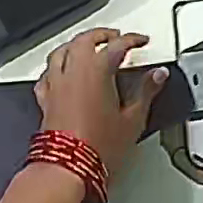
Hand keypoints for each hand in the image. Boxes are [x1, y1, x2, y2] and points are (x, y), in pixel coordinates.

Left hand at [35, 28, 166, 175]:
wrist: (67, 169)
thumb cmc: (97, 147)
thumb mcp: (133, 119)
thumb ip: (146, 92)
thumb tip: (157, 76)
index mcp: (97, 70)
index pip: (118, 45)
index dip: (132, 40)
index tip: (140, 41)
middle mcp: (73, 72)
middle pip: (85, 40)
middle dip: (102, 34)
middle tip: (116, 37)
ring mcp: (56, 84)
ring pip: (61, 51)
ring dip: (76, 44)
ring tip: (86, 45)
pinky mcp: (46, 100)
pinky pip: (48, 73)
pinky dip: (56, 66)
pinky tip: (60, 71)